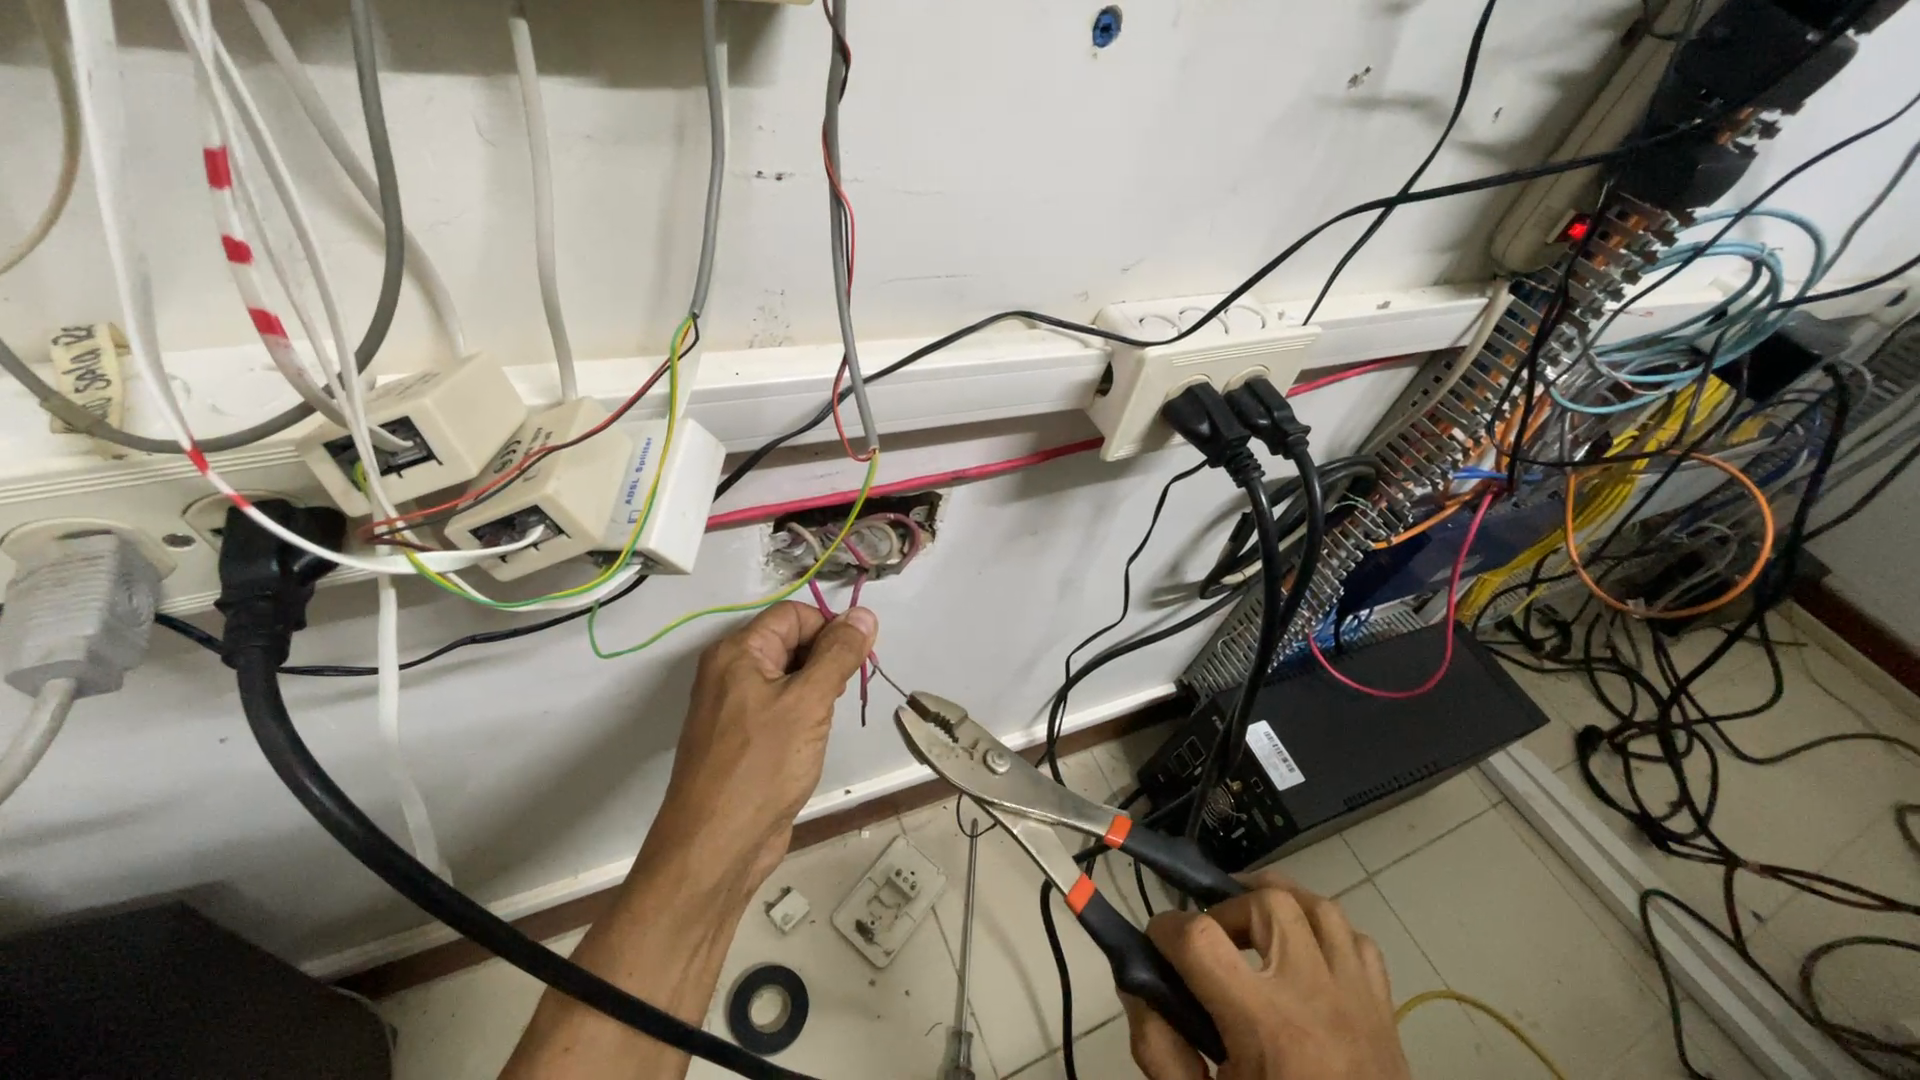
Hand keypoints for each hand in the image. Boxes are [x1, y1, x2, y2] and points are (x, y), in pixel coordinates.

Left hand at [652, 601, 877, 887]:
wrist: (717, 845)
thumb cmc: (762, 766)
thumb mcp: (809, 702)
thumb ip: (838, 655)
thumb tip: (863, 615)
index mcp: (737, 653)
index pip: (794, 615)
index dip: (829, 629)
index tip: (856, 662)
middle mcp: (731, 673)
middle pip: (792, 643)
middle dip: (826, 662)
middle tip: (840, 696)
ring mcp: (735, 708)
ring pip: (790, 678)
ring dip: (817, 693)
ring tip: (823, 723)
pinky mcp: (743, 740)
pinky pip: (781, 709)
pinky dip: (804, 717)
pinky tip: (811, 742)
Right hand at [1125, 873, 1411, 1079]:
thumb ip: (1158, 1047)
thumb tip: (1138, 988)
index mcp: (1267, 1026)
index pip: (1200, 938)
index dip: (1165, 929)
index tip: (1157, 944)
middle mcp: (1315, 996)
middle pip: (1268, 902)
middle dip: (1227, 907)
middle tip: (1210, 940)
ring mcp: (1358, 997)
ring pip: (1319, 908)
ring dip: (1277, 904)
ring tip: (1251, 924)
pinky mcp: (1384, 1008)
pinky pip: (1357, 940)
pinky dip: (1325, 933)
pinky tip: (1303, 952)